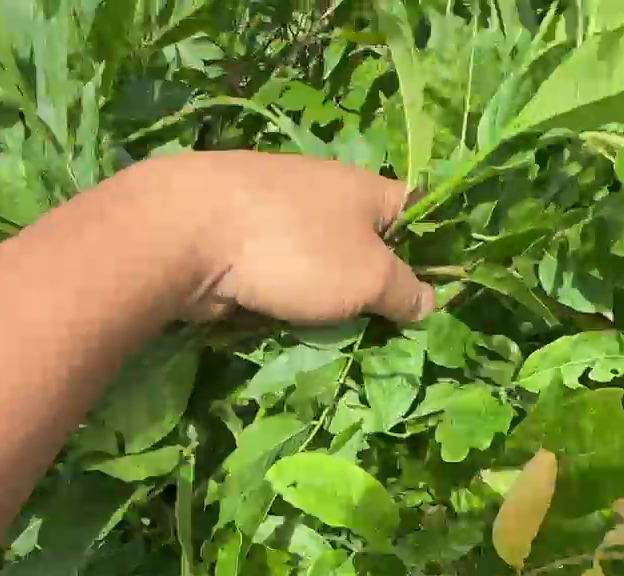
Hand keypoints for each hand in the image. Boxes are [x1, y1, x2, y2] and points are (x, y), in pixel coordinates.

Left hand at [134, 151, 435, 323]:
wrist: (190, 235)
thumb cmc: (295, 248)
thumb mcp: (368, 276)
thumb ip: (403, 290)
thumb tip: (429, 301)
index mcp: (365, 188)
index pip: (415, 211)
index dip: (430, 249)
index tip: (433, 294)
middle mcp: (324, 194)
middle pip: (364, 243)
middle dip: (373, 286)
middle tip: (385, 332)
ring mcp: (278, 216)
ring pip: (320, 265)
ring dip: (327, 300)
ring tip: (337, 338)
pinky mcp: (243, 242)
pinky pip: (281, 276)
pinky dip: (287, 300)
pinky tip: (289, 325)